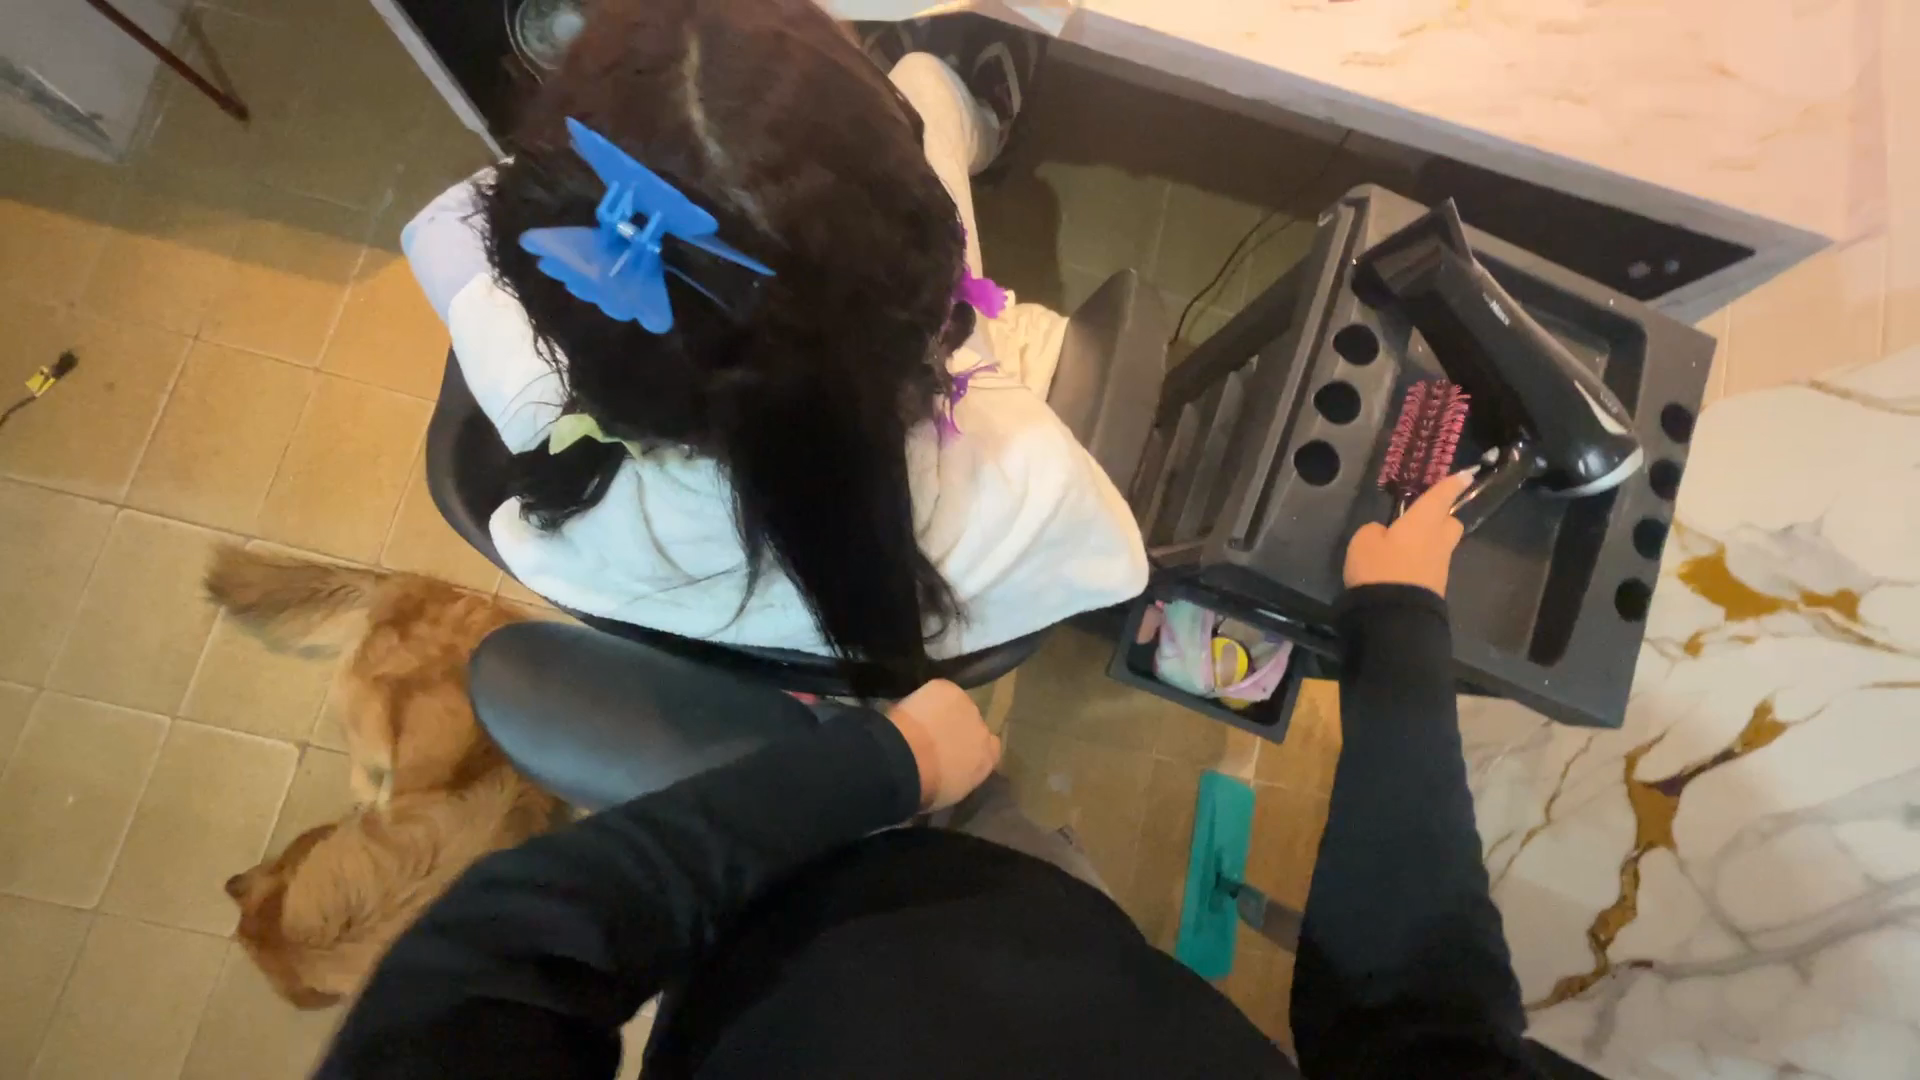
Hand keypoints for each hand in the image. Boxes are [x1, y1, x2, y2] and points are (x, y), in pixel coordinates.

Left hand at [886, 679, 1001, 811]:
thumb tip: (955, 768)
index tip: (958, 751)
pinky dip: (929, 697)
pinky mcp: (947, 688)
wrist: (907, 760)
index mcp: (988, 758)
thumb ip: (962, 774)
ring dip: (944, 711)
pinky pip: (940, 690)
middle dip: (958, 728)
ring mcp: (966, 705)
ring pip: (957, 705)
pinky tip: (915, 708)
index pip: (991, 748)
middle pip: (974, 723)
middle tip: (935, 737)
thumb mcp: (953, 791)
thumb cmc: (926, 787)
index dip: (974, 746)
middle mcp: (983, 729)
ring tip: (922, 721)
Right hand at [1344, 468, 1476, 596]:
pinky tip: (1399, 565)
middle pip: (1450, 522)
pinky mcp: (1435, 583)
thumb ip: (1374, 530)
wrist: (1396, 612)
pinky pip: (1430, 562)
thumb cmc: (1379, 567)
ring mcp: (1440, 563)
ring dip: (1428, 540)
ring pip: (1441, 543)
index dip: (1453, 484)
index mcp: (1423, 522)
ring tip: (1402, 545)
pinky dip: (1419, 559)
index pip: (1442, 496)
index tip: (1467, 473)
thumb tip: (1383, 532)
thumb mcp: (1363, 541)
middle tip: (1422, 518)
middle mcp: (1438, 539)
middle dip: (1442, 517)